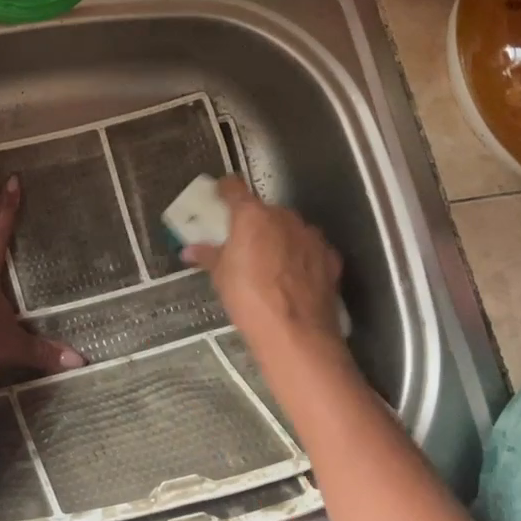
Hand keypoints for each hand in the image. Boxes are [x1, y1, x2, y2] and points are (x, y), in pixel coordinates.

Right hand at [183, 177, 343, 343]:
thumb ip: (208, 256)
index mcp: (251, 215)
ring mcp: (310, 235)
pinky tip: (295, 276)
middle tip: (244, 243)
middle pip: (265, 210)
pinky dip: (302, 255)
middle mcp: (283, 217)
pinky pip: (310, 247)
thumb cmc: (249, 298)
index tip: (219, 195)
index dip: (225, 189)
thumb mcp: (220, 276)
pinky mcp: (331, 256)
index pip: (234, 187)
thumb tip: (189, 251)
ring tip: (271, 263)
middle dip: (255, 222)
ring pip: (290, 227)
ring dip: (280, 237)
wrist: (296, 334)